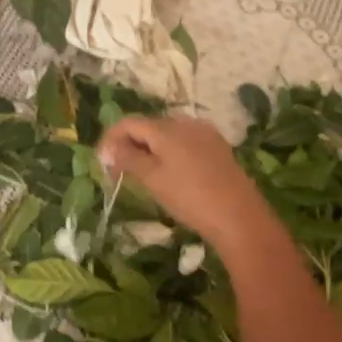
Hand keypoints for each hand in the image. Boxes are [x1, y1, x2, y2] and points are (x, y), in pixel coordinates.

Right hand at [98, 116, 275, 247]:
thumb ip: (127, 158)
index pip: (128, 123)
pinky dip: (170, 152)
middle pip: (148, 126)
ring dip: (149, 149)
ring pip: (167, 134)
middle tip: (119, 170)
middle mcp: (186, 123)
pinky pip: (185, 142)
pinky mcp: (218, 147)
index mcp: (166, 128)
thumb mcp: (152, 179)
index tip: (101, 162)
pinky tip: (171, 173)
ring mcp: (205, 134)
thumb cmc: (190, 198)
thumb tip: (108, 149)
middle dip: (130, 144)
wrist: (240, 218)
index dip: (110, 139)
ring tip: (143, 173)